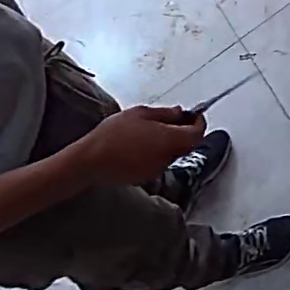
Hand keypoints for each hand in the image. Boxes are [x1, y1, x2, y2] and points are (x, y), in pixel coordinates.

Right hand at [62, 106, 204, 184]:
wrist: (89, 161)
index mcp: (168, 140)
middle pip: (187, 144)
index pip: (197, 134)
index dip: (199, 123)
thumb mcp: (141, 113)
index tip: (195, 115)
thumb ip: (166, 113)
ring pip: (174, 153)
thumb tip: (181, 113)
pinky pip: (160, 161)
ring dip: (171, 141)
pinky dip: (159, 151)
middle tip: (177, 119)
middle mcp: (166, 157)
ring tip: (154, 129)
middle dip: (186, 131)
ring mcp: (156, 169)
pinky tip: (143, 143)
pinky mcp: (146, 177)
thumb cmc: (112, 134)